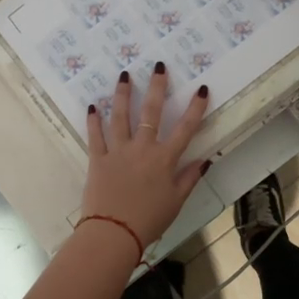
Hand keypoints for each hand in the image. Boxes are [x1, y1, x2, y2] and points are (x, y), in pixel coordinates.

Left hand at [81, 63, 210, 248]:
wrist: (114, 232)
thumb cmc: (149, 220)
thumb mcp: (176, 202)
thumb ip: (189, 178)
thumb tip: (205, 159)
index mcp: (165, 159)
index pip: (185, 129)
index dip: (195, 108)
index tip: (201, 88)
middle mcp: (143, 149)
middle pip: (151, 113)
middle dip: (157, 87)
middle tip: (158, 66)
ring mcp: (118, 151)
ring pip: (120, 117)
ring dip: (123, 94)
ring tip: (124, 76)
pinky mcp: (98, 159)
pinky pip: (95, 135)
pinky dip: (93, 120)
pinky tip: (93, 105)